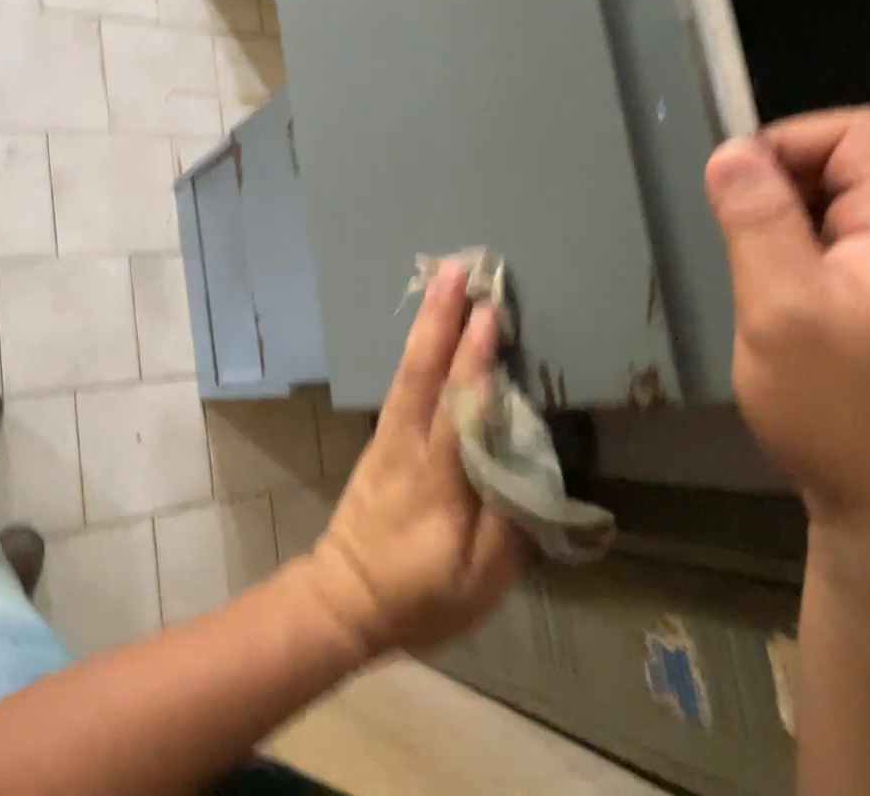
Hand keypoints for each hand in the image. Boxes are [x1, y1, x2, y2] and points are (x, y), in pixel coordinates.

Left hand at [300, 265, 524, 656]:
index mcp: (436, 485)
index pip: (459, 414)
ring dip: (428, 325)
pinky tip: (431, 327)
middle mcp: (407, 450)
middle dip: (441, 321)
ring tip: (444, 280)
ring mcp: (388, 441)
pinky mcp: (382, 441)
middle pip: (423, 377)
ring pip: (408, 374)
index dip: (474, 365)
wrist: (344, 598)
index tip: (489, 316)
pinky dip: (418, 350)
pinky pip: (403, 386)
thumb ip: (507, 521)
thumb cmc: (420, 598)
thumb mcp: (478, 584)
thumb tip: (525, 458)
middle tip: (459, 270)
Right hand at [703, 107, 869, 538]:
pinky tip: (775, 311)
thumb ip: (757, 223)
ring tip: (749, 280)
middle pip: (853, 170)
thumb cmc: (841, 410)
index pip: (858, 133)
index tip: (729, 187)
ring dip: (785, 230)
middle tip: (732, 240)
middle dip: (780, 187)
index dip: (787, 140)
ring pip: (842, 220)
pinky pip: (843, 263)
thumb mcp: (782, 308)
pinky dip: (799, 265)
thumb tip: (731, 151)